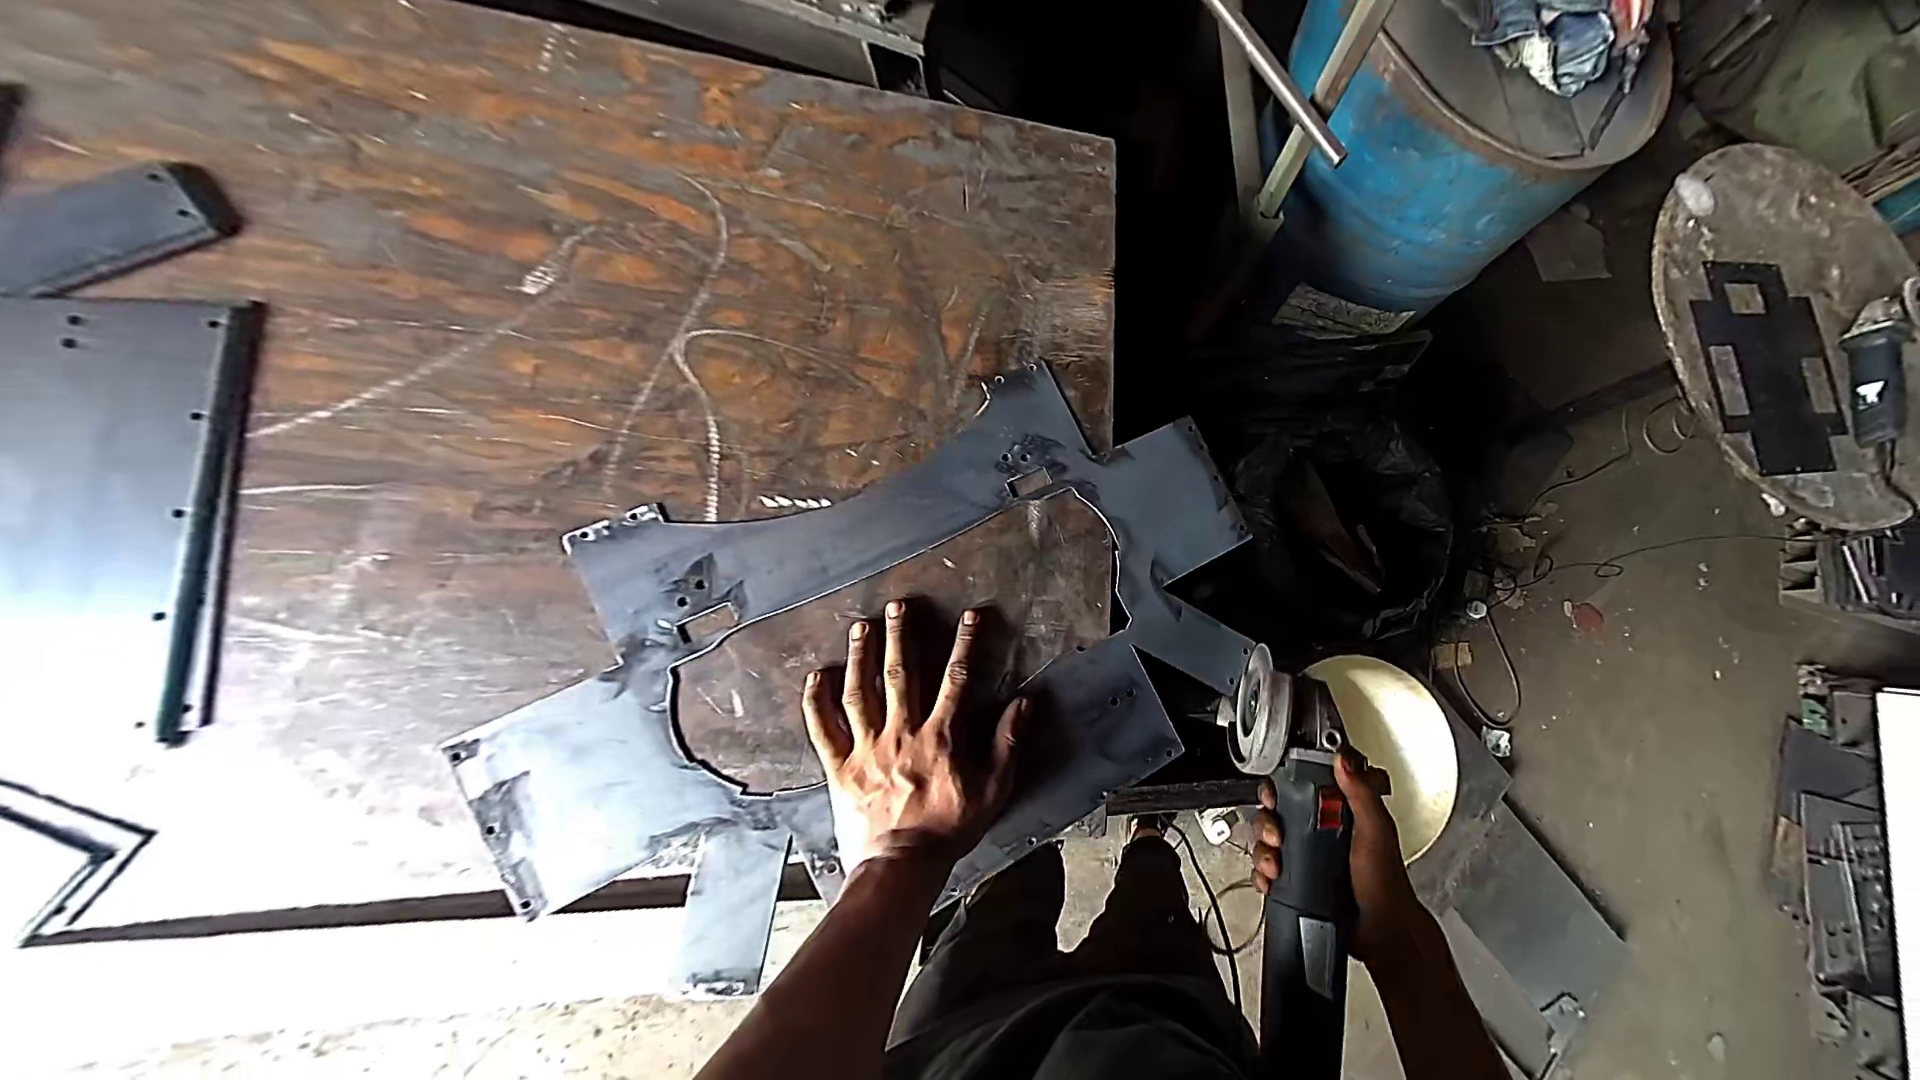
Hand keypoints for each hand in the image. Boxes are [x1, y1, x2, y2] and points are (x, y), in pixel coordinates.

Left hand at [802, 600, 1024, 878]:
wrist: (900, 867)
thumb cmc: (948, 829)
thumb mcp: (992, 791)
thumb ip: (1007, 744)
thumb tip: (1023, 703)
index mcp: (938, 737)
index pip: (955, 679)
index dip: (965, 644)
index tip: (971, 616)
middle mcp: (900, 732)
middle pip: (899, 674)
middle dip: (900, 636)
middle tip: (897, 605)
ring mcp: (866, 748)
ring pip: (860, 692)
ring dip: (860, 656)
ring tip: (861, 626)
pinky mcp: (840, 766)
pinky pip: (823, 729)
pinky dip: (816, 701)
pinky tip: (815, 675)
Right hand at [1250, 749, 1428, 961]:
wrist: (1381, 935)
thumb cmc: (1385, 883)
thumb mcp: (1376, 832)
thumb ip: (1362, 794)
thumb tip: (1343, 758)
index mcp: (1333, 812)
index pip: (1295, 786)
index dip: (1278, 788)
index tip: (1274, 797)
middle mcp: (1313, 830)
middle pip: (1272, 812)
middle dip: (1266, 823)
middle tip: (1277, 837)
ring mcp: (1301, 855)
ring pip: (1263, 840)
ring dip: (1262, 851)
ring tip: (1276, 867)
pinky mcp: (1291, 879)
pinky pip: (1262, 869)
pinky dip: (1261, 874)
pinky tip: (1272, 880)